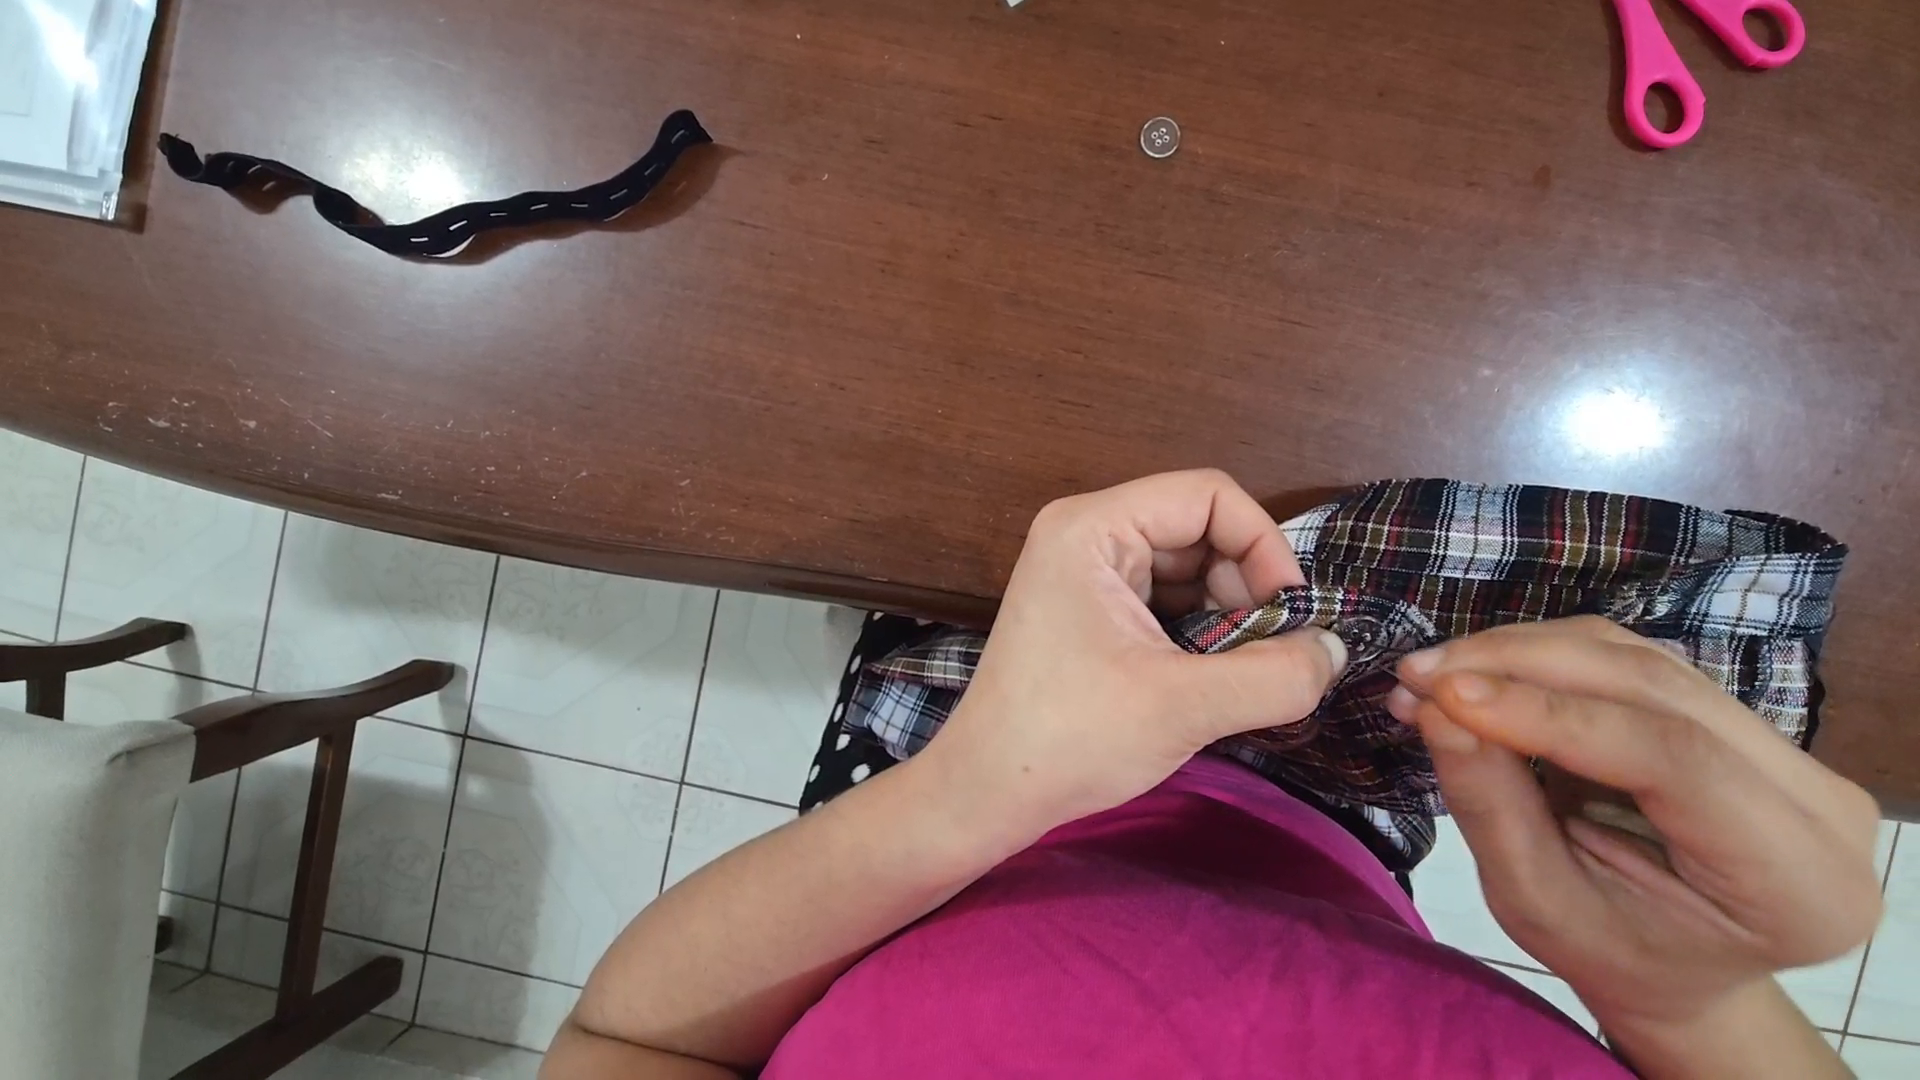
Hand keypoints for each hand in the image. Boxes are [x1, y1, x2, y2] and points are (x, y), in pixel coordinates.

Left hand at [918, 470, 1346, 845]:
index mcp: (1092, 528)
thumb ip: (1275, 676)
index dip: (1263, 546)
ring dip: (1225, 612)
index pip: (1208, 495)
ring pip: (1185, 566)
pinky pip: (1161, 597)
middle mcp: (1084, 534)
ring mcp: (1082, 571)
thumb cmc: (1071, 739)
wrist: (987, 789)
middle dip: (1245, 586)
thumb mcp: (1184, 707)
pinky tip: (1208, 671)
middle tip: (1267, 651)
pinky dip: (1198, 628)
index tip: (1291, 615)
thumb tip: (1338, 650)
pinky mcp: (1087, 608)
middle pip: (1197, 527)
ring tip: (1238, 669)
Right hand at [1389, 617, 1883, 1031]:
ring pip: (1631, 656)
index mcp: (1792, 877)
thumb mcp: (1535, 901)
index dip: (1548, 713)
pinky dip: (1532, 654)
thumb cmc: (1605, 950)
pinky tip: (1472, 671)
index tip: (1440, 694)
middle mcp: (1812, 795)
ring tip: (1429, 671)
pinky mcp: (1723, 712)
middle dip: (1516, 663)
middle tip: (1415, 671)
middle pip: (1651, 686)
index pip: (1673, 759)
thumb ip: (1490, 805)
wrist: (1668, 958)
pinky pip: (1620, 656)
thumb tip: (1434, 710)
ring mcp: (1775, 744)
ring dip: (1516, 651)